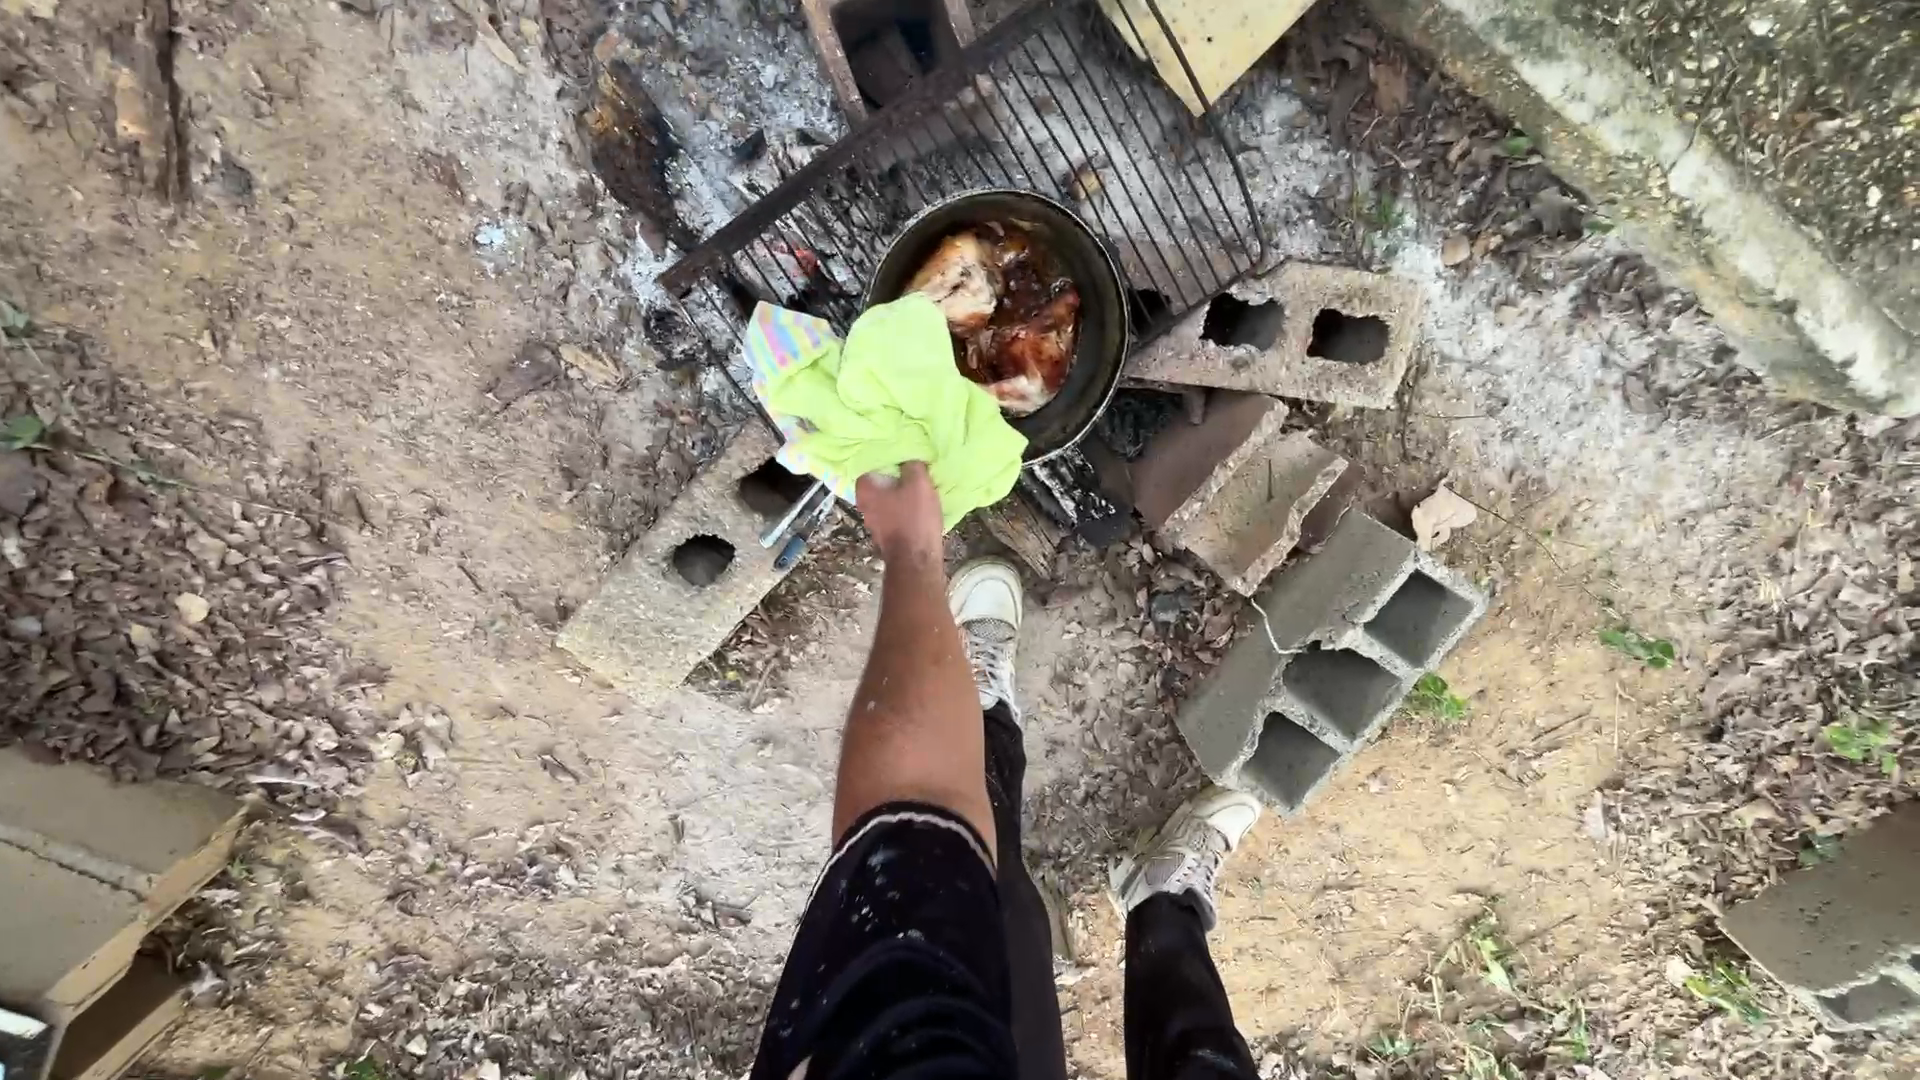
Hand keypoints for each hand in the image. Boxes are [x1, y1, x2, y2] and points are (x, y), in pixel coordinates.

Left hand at [856, 461, 942, 565]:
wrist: (917, 558)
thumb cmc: (914, 517)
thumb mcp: (918, 482)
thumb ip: (912, 465)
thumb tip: (910, 461)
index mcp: (865, 490)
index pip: (871, 466)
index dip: (888, 461)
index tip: (904, 458)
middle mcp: (864, 506)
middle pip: (880, 484)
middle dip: (896, 478)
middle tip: (914, 472)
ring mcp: (874, 523)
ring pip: (888, 500)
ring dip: (901, 495)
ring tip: (920, 490)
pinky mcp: (887, 535)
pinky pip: (895, 514)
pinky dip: (905, 510)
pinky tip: (919, 508)